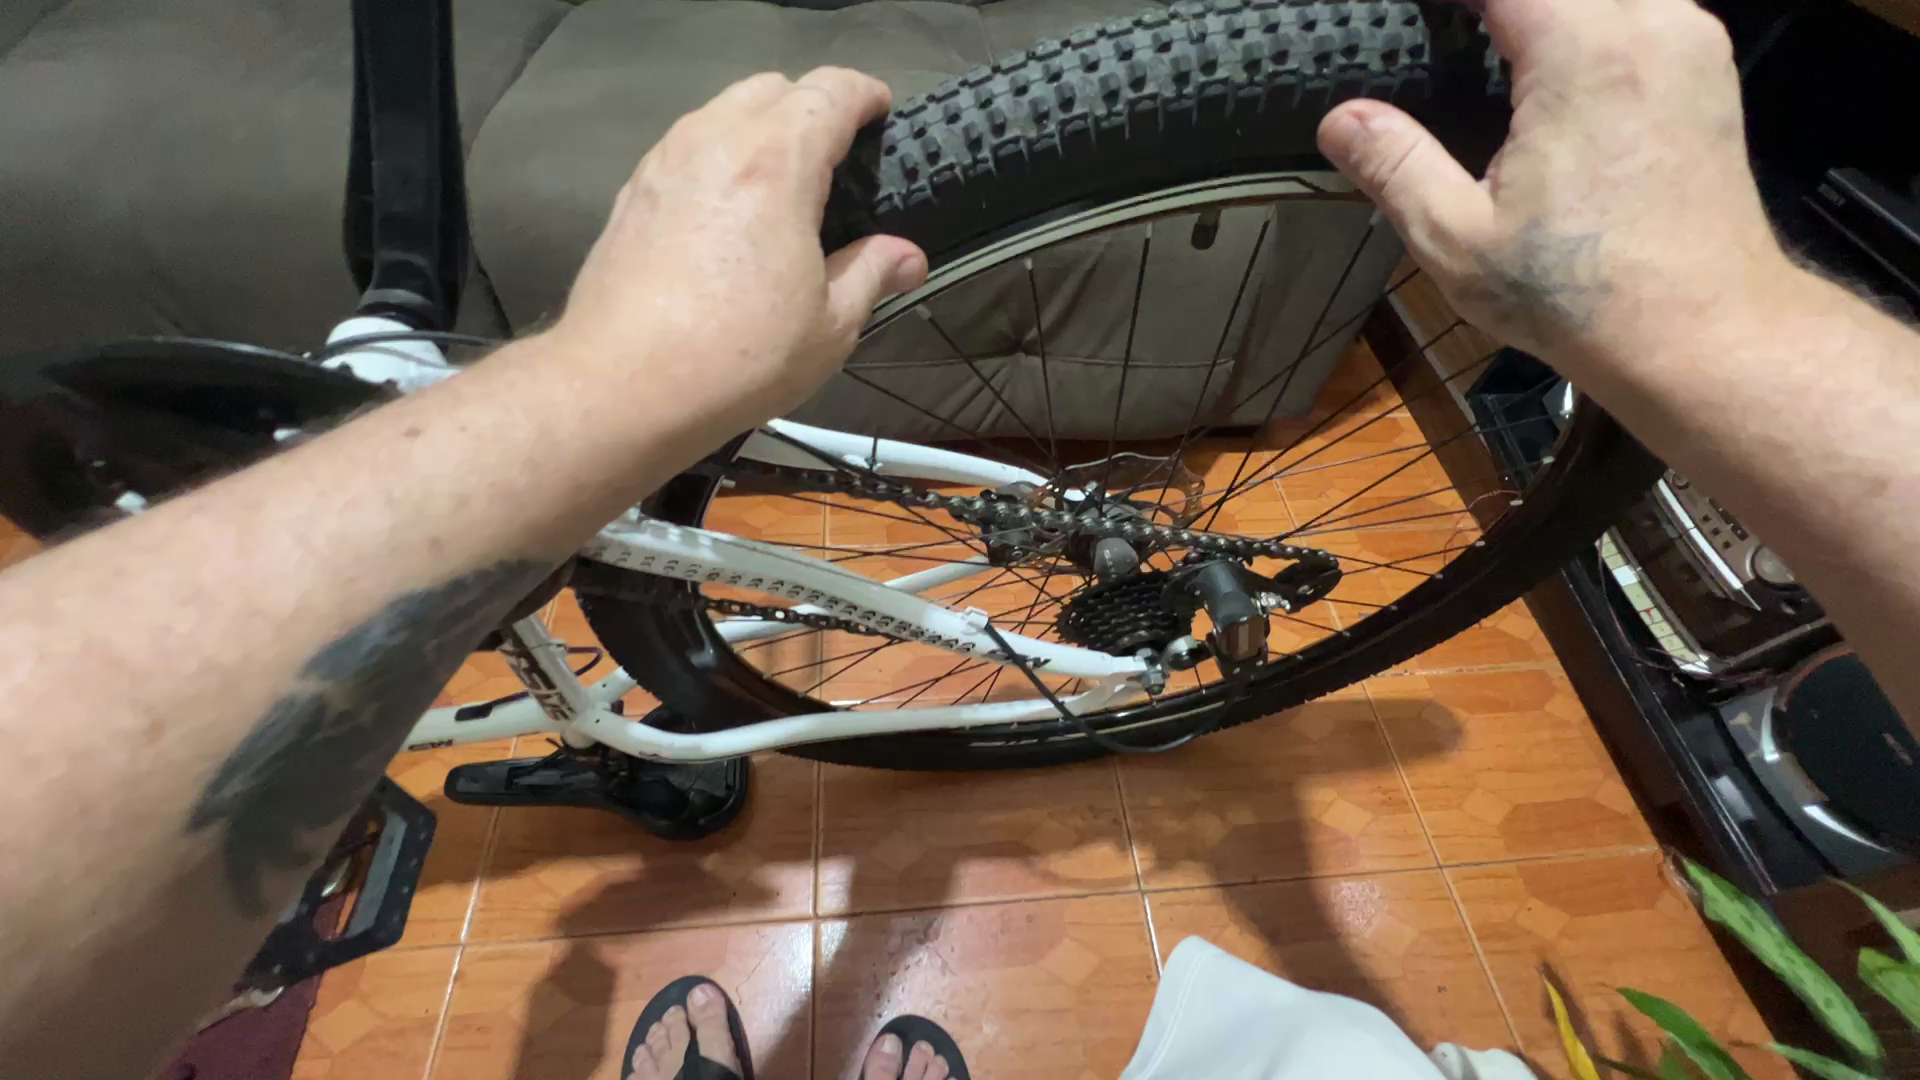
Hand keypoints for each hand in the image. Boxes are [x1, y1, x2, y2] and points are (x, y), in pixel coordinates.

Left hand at [556, 68, 927, 427]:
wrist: (629, 385)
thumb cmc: (742, 357)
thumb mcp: (830, 326)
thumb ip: (872, 274)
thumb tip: (909, 257)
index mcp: (776, 164)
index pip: (829, 92)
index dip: (865, 93)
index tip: (881, 109)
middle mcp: (715, 142)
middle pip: (772, 88)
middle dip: (813, 105)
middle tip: (837, 155)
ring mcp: (665, 161)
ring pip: (723, 110)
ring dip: (762, 126)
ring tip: (784, 181)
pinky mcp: (634, 191)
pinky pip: (688, 145)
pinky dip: (721, 154)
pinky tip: (731, 209)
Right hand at [1316, 0, 1794, 365]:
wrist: (1688, 324)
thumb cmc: (1567, 287)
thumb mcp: (1452, 235)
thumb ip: (1394, 165)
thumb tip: (1339, 120)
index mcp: (1584, 55)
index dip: (1450, 1)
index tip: (1409, 20)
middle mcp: (1653, 26)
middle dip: (1491, 6)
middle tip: (1439, 33)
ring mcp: (1690, 46)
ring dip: (1540, 14)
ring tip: (1480, 41)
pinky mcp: (1704, 75)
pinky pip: (1638, 14)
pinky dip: (1584, 24)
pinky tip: (1542, 69)